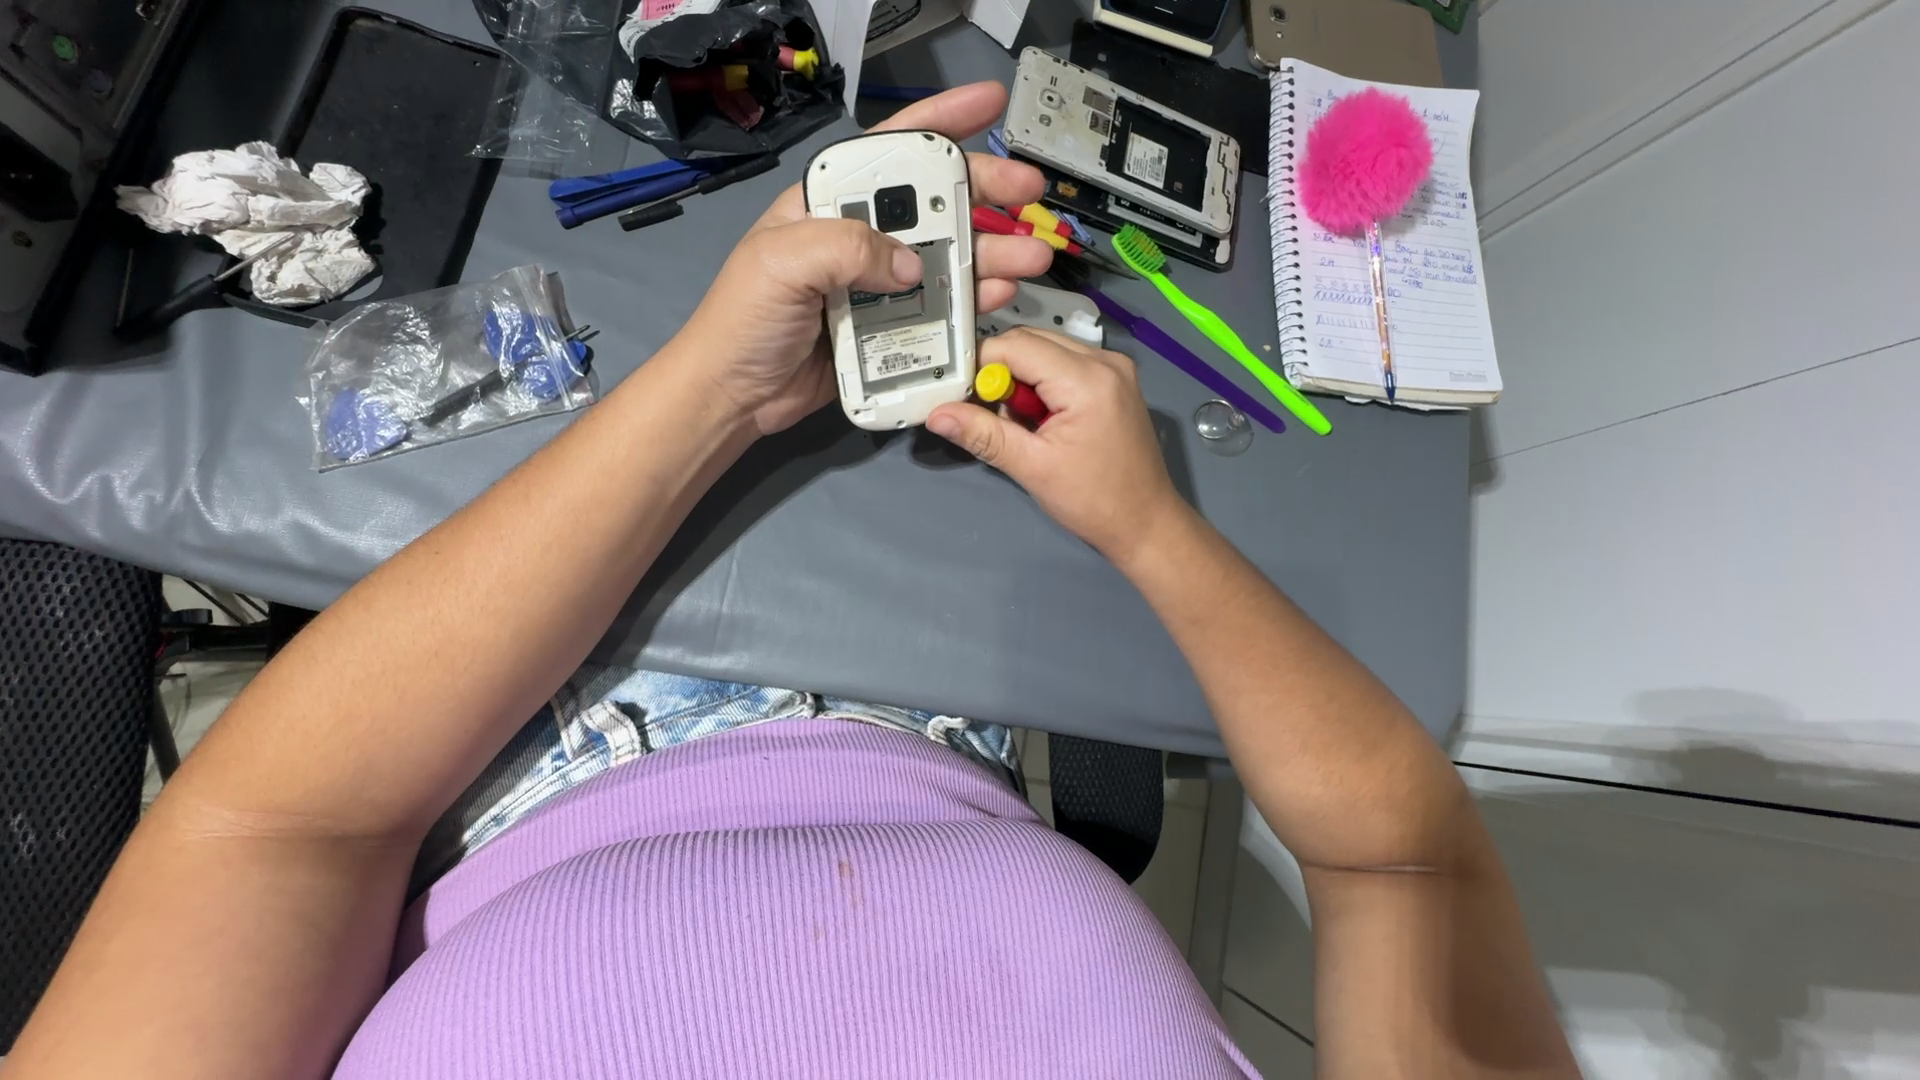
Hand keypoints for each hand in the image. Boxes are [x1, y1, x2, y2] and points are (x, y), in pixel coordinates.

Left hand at [674, 82, 1053, 435]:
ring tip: (1030, 258)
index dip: (941, 124)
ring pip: (944, 260)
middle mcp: (861, 240)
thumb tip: (913, 266)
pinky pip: (938, 310)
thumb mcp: (783, 263)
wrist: (737, 395)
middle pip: (933, 207)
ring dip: (989, 255)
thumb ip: (847, 248)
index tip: (989, 106)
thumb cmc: (745, 319)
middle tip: (1030, 194)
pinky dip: (969, 303)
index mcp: (830, 207)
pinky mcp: (888, 330)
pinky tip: (995, 296)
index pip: (890, 152)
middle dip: (984, 194)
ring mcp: (877, 286)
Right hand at [926, 328, 1191, 564]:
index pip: (1015, 347)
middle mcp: (1104, 360)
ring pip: (1047, 352)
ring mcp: (1114, 368)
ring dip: (1022, 380)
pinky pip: (1065, 365)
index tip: (960, 396)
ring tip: (1021, 425)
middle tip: (988, 414)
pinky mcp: (1115, 381)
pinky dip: (1043, 385)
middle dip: (1001, 373)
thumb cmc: (1093, 500)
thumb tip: (937, 414)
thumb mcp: (1033, 468)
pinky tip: (1041, 421)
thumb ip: (984, 434)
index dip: (980, 366)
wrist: (1146, 523)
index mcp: (1087, 378)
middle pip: (1031, 342)